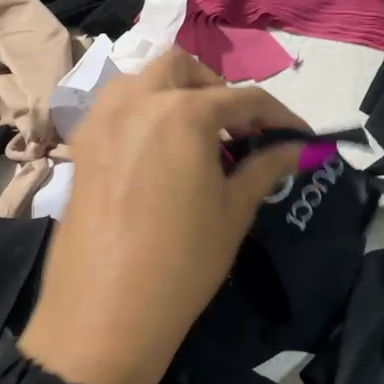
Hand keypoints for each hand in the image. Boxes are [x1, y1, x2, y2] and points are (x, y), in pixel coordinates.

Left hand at [18, 50, 304, 383]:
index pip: (246, 98)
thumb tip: (298, 149)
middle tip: (243, 132)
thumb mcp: (235, 210)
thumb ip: (267, 167)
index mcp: (184, 113)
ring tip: (202, 137)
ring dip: (179, 92)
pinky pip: (117, 107)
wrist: (106, 314)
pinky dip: (146, 112)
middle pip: (186, 69)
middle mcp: (139, 102)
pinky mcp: (81, 147)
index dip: (281, 116)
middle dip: (220, 90)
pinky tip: (163, 153)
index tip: (302, 137)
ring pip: (144, 79)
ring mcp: (102, 122)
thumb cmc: (184, 260)